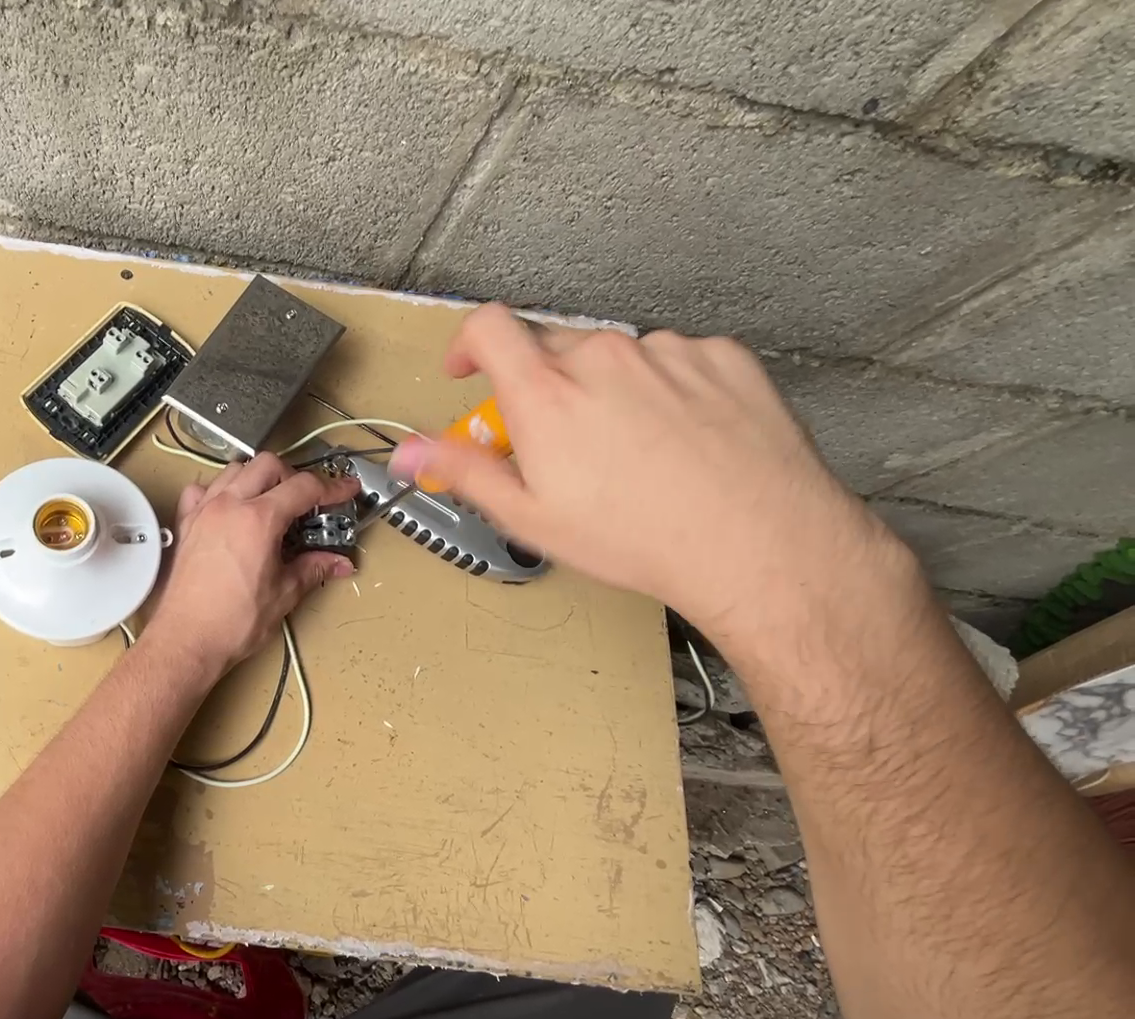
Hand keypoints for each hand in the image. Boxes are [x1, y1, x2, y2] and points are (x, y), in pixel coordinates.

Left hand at [144, 452, 358, 673]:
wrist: (187, 640)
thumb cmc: (230, 623)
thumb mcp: (284, 594)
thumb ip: (313, 568)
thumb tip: (336, 562)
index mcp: (258, 520)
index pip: (304, 487)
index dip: (332, 487)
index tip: (345, 491)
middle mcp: (228, 507)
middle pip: (268, 465)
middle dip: (293, 477)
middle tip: (307, 503)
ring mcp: (203, 512)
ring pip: (234, 470)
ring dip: (258, 478)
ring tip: (272, 503)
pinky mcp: (186, 526)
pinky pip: (202, 490)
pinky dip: (219, 491)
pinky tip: (230, 510)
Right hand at [391, 305, 909, 639]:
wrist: (759, 545)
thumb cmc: (638, 538)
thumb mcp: (529, 517)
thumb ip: (462, 470)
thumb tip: (407, 451)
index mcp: (546, 393)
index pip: (489, 327)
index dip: (469, 344)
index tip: (470, 370)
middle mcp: (601, 357)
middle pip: (550, 348)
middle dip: (542, 387)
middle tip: (559, 442)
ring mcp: (666, 352)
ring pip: (613, 357)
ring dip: (604, 389)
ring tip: (631, 450)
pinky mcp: (720, 357)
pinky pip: (672, 360)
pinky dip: (662, 388)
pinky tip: (679, 437)